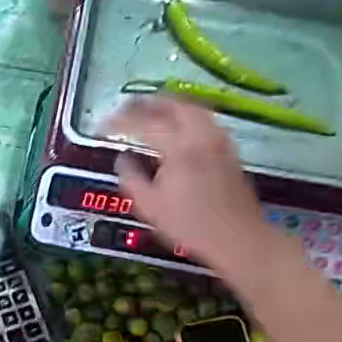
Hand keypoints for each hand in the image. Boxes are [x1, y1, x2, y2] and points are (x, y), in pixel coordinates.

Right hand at [107, 97, 269, 262]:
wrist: (238, 238)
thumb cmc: (190, 226)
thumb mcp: (149, 206)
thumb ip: (131, 178)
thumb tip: (122, 160)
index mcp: (178, 147)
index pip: (143, 122)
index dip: (119, 120)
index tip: (103, 125)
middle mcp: (201, 136)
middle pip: (172, 104)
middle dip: (146, 103)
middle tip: (127, 108)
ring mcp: (219, 141)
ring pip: (192, 108)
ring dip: (168, 106)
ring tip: (151, 113)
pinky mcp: (228, 150)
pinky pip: (204, 120)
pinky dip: (185, 116)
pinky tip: (177, 130)